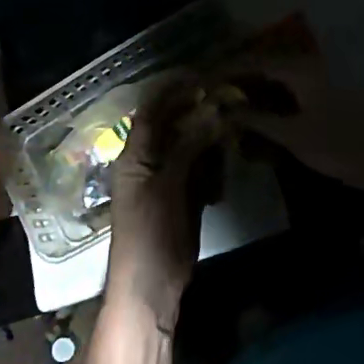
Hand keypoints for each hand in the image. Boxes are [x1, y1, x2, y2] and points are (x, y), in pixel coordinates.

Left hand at [105, 78, 224, 329]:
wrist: (150, 287)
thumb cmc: (151, 235)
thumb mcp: (168, 187)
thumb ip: (189, 147)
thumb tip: (212, 110)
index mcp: (134, 157)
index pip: (152, 112)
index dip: (173, 91)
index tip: (202, 76)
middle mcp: (148, 164)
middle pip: (175, 129)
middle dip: (199, 119)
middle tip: (229, 108)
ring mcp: (166, 184)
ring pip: (192, 152)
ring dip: (209, 150)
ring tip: (226, 152)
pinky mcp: (182, 202)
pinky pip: (200, 176)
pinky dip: (211, 177)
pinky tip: (218, 192)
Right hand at [219, 48, 363, 185]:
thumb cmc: (336, 146)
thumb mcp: (291, 135)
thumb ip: (256, 120)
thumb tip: (224, 110)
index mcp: (301, 69)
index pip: (255, 62)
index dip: (228, 69)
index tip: (204, 79)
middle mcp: (311, 66)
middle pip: (267, 65)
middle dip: (240, 75)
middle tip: (213, 89)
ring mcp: (322, 79)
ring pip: (280, 77)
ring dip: (256, 86)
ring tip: (230, 99)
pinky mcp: (328, 95)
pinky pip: (292, 87)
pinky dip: (273, 95)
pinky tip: (260, 109)